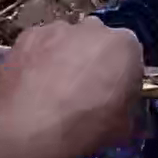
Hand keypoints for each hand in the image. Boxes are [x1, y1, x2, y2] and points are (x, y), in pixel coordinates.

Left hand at [0, 17, 143, 157]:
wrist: (27, 128)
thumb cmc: (85, 128)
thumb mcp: (122, 129)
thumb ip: (127, 111)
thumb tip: (123, 113)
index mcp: (125, 45)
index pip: (130, 55)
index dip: (122, 76)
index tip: (113, 95)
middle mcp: (93, 28)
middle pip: (97, 42)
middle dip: (93, 61)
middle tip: (83, 92)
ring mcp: (57, 28)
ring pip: (67, 41)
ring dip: (64, 58)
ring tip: (51, 91)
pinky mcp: (27, 34)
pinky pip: (39, 45)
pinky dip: (37, 59)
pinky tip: (31, 85)